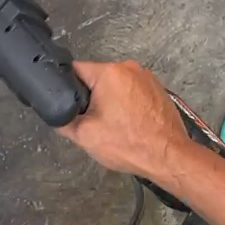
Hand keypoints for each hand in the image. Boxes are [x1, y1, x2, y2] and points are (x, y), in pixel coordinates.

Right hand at [57, 60, 193, 183]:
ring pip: (115, 86)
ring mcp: (146, 77)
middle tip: (94, 121)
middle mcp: (129, 68)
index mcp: (109, 73)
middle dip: (91, 97)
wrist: (167, 156)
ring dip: (111, 101)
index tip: (71, 104)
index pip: (75, 70)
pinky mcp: (157, 89)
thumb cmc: (130, 144)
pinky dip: (128, 105)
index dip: (67, 87)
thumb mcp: (83, 135)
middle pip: (97, 78)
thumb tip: (56, 114)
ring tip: (115, 125)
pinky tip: (129, 124)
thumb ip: (62, 120)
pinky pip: (133, 92)